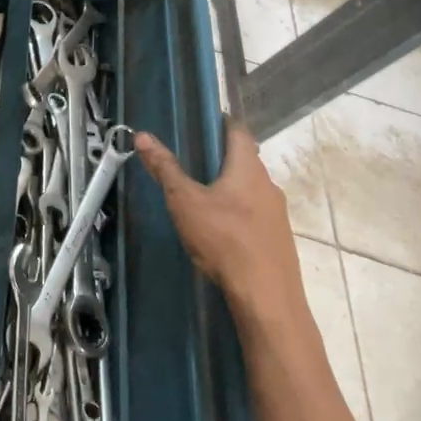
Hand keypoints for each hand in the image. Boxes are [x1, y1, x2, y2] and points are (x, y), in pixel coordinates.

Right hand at [135, 125, 301, 310]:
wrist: (266, 298)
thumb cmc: (224, 240)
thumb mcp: (184, 201)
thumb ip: (165, 168)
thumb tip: (143, 135)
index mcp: (248, 169)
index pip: (239, 132)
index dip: (221, 123)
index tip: (200, 122)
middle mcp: (268, 185)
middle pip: (246, 160)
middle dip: (220, 157)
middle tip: (190, 158)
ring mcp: (278, 214)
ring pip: (251, 188)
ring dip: (229, 186)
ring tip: (200, 193)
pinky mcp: (278, 239)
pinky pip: (256, 213)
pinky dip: (237, 210)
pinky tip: (219, 226)